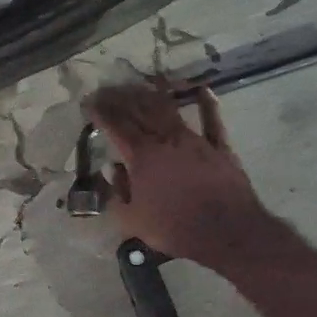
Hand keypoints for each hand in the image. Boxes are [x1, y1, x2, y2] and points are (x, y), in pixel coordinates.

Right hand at [87, 83, 282, 269]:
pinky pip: (212, 120)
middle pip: (139, 110)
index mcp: (141, 155)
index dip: (100, 111)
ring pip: (169, 109)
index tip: (88, 102)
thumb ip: (116, 192)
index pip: (115, 125)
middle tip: (107, 90)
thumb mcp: (132, 219)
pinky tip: (203, 89)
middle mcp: (165, 139)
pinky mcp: (218, 147)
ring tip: (139, 85)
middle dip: (120, 97)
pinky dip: (207, 103)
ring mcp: (195, 139)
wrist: (228, 232)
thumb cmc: (175, 228)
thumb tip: (111, 170)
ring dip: (152, 94)